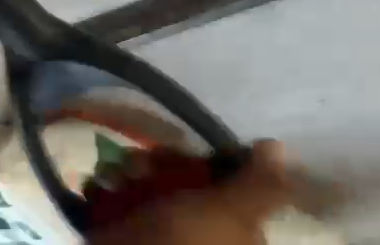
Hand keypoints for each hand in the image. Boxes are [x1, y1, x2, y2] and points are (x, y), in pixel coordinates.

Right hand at [91, 142, 292, 244]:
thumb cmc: (190, 241)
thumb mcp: (231, 213)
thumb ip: (257, 183)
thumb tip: (275, 144)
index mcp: (234, 227)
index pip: (219, 176)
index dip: (201, 159)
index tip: (186, 152)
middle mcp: (197, 224)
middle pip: (175, 174)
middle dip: (155, 162)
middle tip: (144, 167)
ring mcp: (157, 226)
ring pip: (138, 180)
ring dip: (124, 171)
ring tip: (118, 180)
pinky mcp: (122, 224)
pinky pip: (110, 194)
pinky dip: (103, 187)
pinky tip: (103, 188)